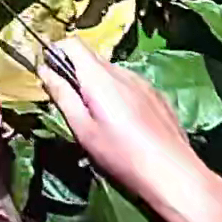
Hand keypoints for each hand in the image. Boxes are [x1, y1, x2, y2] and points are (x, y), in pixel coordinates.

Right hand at [39, 33, 221, 221]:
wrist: (178, 178)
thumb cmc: (123, 155)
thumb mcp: (83, 129)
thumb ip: (61, 95)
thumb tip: (43, 70)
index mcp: (99, 77)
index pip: (72, 43)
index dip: (56, 52)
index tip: (51, 74)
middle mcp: (122, 72)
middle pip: (90, 56)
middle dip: (75, 70)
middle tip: (71, 100)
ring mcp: (143, 83)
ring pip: (110, 70)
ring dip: (97, 82)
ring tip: (99, 115)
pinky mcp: (158, 96)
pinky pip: (129, 83)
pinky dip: (118, 92)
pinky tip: (123, 121)